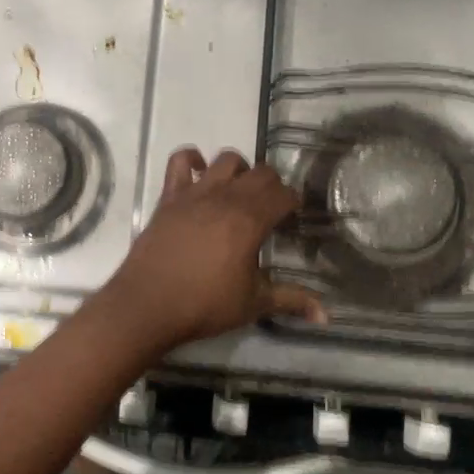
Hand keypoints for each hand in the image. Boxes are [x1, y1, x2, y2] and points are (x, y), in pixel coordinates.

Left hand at [99, 147, 324, 352]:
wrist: (147, 305)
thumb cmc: (204, 305)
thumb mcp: (253, 304)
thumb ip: (291, 301)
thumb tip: (326, 314)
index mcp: (250, 221)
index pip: (283, 195)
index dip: (292, 202)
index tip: (293, 215)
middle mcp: (225, 198)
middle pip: (260, 173)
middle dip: (272, 185)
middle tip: (271, 206)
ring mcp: (194, 194)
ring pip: (226, 159)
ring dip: (239, 169)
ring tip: (239, 190)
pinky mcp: (168, 198)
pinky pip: (179, 161)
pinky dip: (192, 159)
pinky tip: (200, 173)